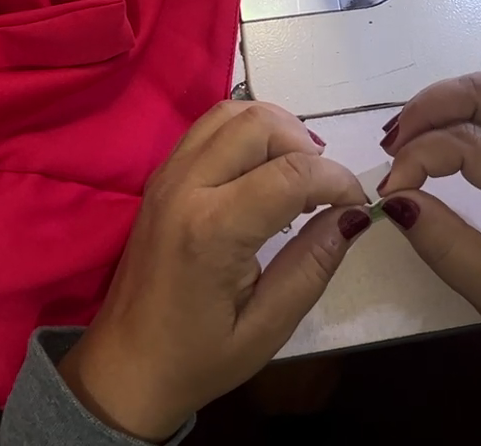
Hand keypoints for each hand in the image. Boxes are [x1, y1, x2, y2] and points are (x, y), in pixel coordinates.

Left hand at [59, 101, 370, 440]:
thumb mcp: (267, 328)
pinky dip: (246, 129)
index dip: (336, 180)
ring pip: (232, 111)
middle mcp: (185, 186)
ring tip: (296, 170)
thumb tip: (353, 215)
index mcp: (211, 230)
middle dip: (304, 144)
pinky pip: (209, 125)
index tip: (357, 203)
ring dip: (275, 128)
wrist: (124, 368)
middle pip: (258, 123)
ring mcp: (168, 173)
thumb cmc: (197, 359)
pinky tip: (263, 166)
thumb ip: (312, 265)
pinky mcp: (161, 173)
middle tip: (323, 185)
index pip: (290, 174)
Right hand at [377, 73, 480, 405]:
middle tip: (391, 148)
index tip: (387, 191)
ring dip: (437, 105)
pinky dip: (453, 112)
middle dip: (426, 109)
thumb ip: (443, 243)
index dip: (418, 157)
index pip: (469, 143)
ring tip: (403, 142)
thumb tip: (393, 198)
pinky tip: (429, 140)